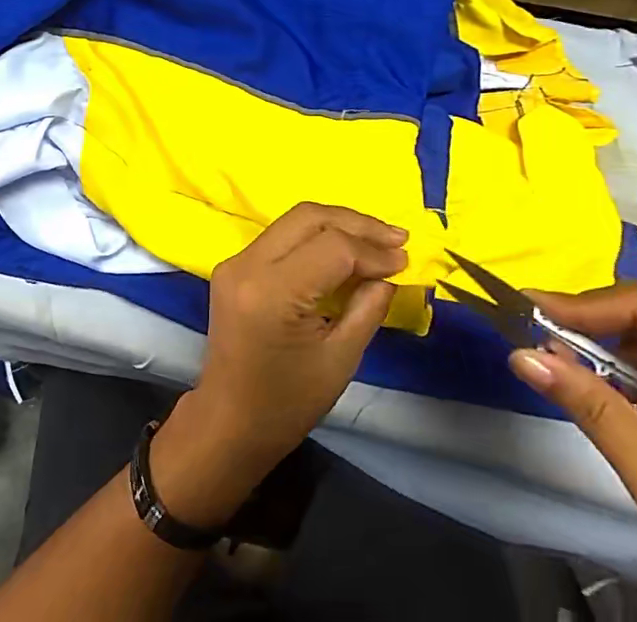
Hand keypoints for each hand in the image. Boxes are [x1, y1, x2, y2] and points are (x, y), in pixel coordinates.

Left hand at [149, 203, 406, 528]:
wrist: (230, 419)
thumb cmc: (287, 402)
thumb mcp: (341, 358)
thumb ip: (368, 306)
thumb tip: (391, 269)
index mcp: (270, 292)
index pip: (332, 247)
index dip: (373, 250)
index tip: (406, 261)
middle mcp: (246, 266)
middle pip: (308, 218)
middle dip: (357, 224)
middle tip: (398, 239)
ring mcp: (234, 263)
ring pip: (293, 221)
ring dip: (337, 225)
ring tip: (378, 242)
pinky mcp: (233, 267)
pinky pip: (280, 237)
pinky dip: (315, 238)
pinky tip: (345, 251)